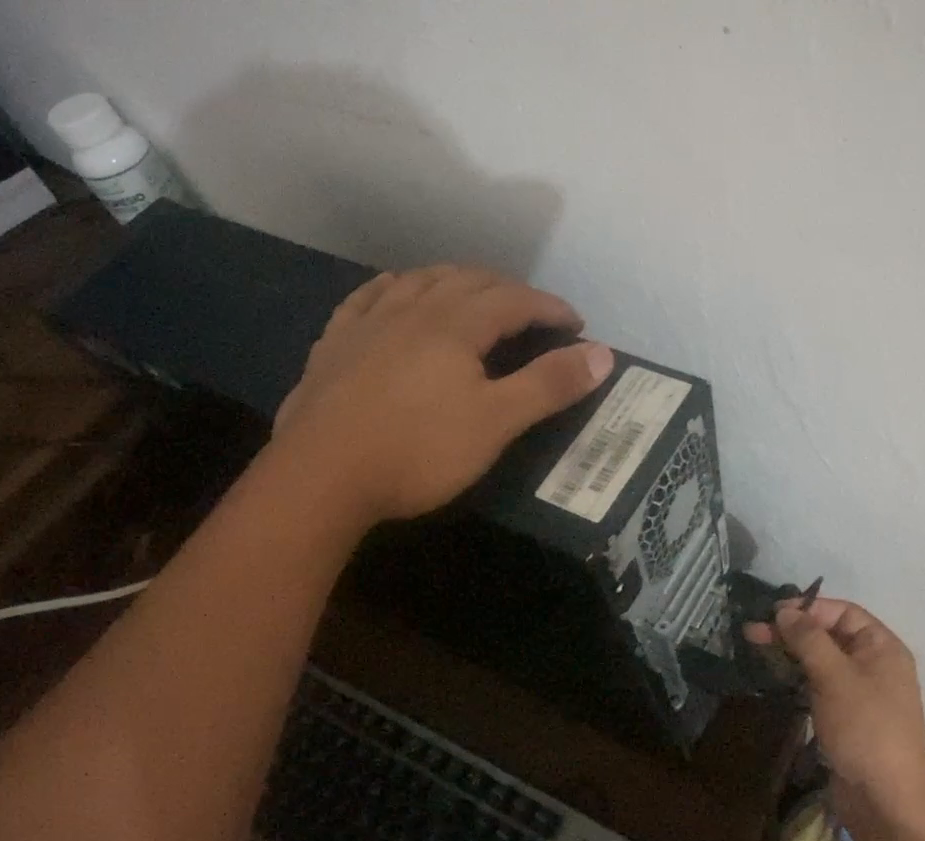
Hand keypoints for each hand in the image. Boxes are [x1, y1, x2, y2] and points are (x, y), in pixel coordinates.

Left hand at [273, 265, 612, 520]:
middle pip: (466, 280)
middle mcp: (411, 310)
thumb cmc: (418, 451)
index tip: (576, 324)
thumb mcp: (496, 423)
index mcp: (454, 325)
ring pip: (416, 281)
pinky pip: (367, 298)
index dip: (549, 307)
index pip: (512, 300)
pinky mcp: (333, 345)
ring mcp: (366, 324)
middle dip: (506, 289)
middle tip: (531, 310)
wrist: (322, 476)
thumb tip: (602, 353)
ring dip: (453, 279)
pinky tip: (394, 291)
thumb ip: (549, 385)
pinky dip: (393, 288)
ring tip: (471, 293)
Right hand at [744, 599, 924, 817]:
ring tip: (757, 653)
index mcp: (883, 648)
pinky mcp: (847, 719)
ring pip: (823, 663)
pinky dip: (799, 680)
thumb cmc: (864, 728)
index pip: (844, 612)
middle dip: (793, 632)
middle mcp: (875, 665)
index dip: (809, 608)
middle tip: (752, 633)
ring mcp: (861, 694)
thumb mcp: (835, 676)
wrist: (884, 798)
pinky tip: (775, 680)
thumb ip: (809, 639)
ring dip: (792, 656)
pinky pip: (821, 688)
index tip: (771, 613)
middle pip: (831, 636)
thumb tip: (785, 610)